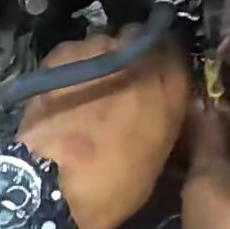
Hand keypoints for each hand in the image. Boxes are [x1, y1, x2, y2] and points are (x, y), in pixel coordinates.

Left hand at [16, 29, 187, 228]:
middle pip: (137, 39)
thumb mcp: (154, 158)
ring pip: (102, 44)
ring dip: (95, 60)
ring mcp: (101, 52)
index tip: (149, 71)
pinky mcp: (63, 54)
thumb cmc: (112, 188)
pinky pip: (71, 52)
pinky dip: (66, 67)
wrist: (55, 187)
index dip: (159, 60)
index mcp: (171, 91)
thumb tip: (151, 108)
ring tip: (80, 90)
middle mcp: (141, 62)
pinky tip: (57, 90)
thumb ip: (159, 119)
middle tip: (112, 81)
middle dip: (127, 54)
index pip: (174, 52)